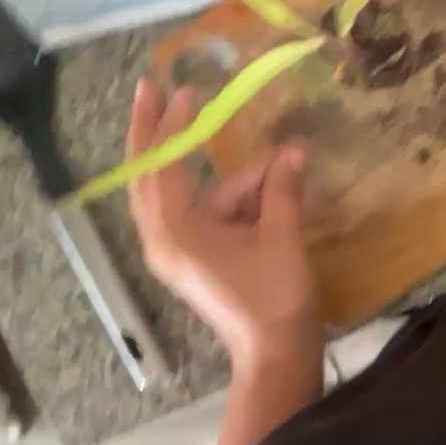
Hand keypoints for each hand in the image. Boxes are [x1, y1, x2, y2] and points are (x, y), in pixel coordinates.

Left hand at [126, 79, 319, 369]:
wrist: (276, 353)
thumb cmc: (275, 298)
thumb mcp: (282, 239)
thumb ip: (282, 191)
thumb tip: (293, 152)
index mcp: (174, 232)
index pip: (161, 166)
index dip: (172, 126)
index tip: (183, 91)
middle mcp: (163, 239)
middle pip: (151, 175)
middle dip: (158, 134)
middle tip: (159, 91)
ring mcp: (178, 251)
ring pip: (189, 196)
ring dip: (224, 176)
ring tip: (275, 165)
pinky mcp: (196, 261)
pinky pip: (205, 216)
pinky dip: (232, 199)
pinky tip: (268, 189)